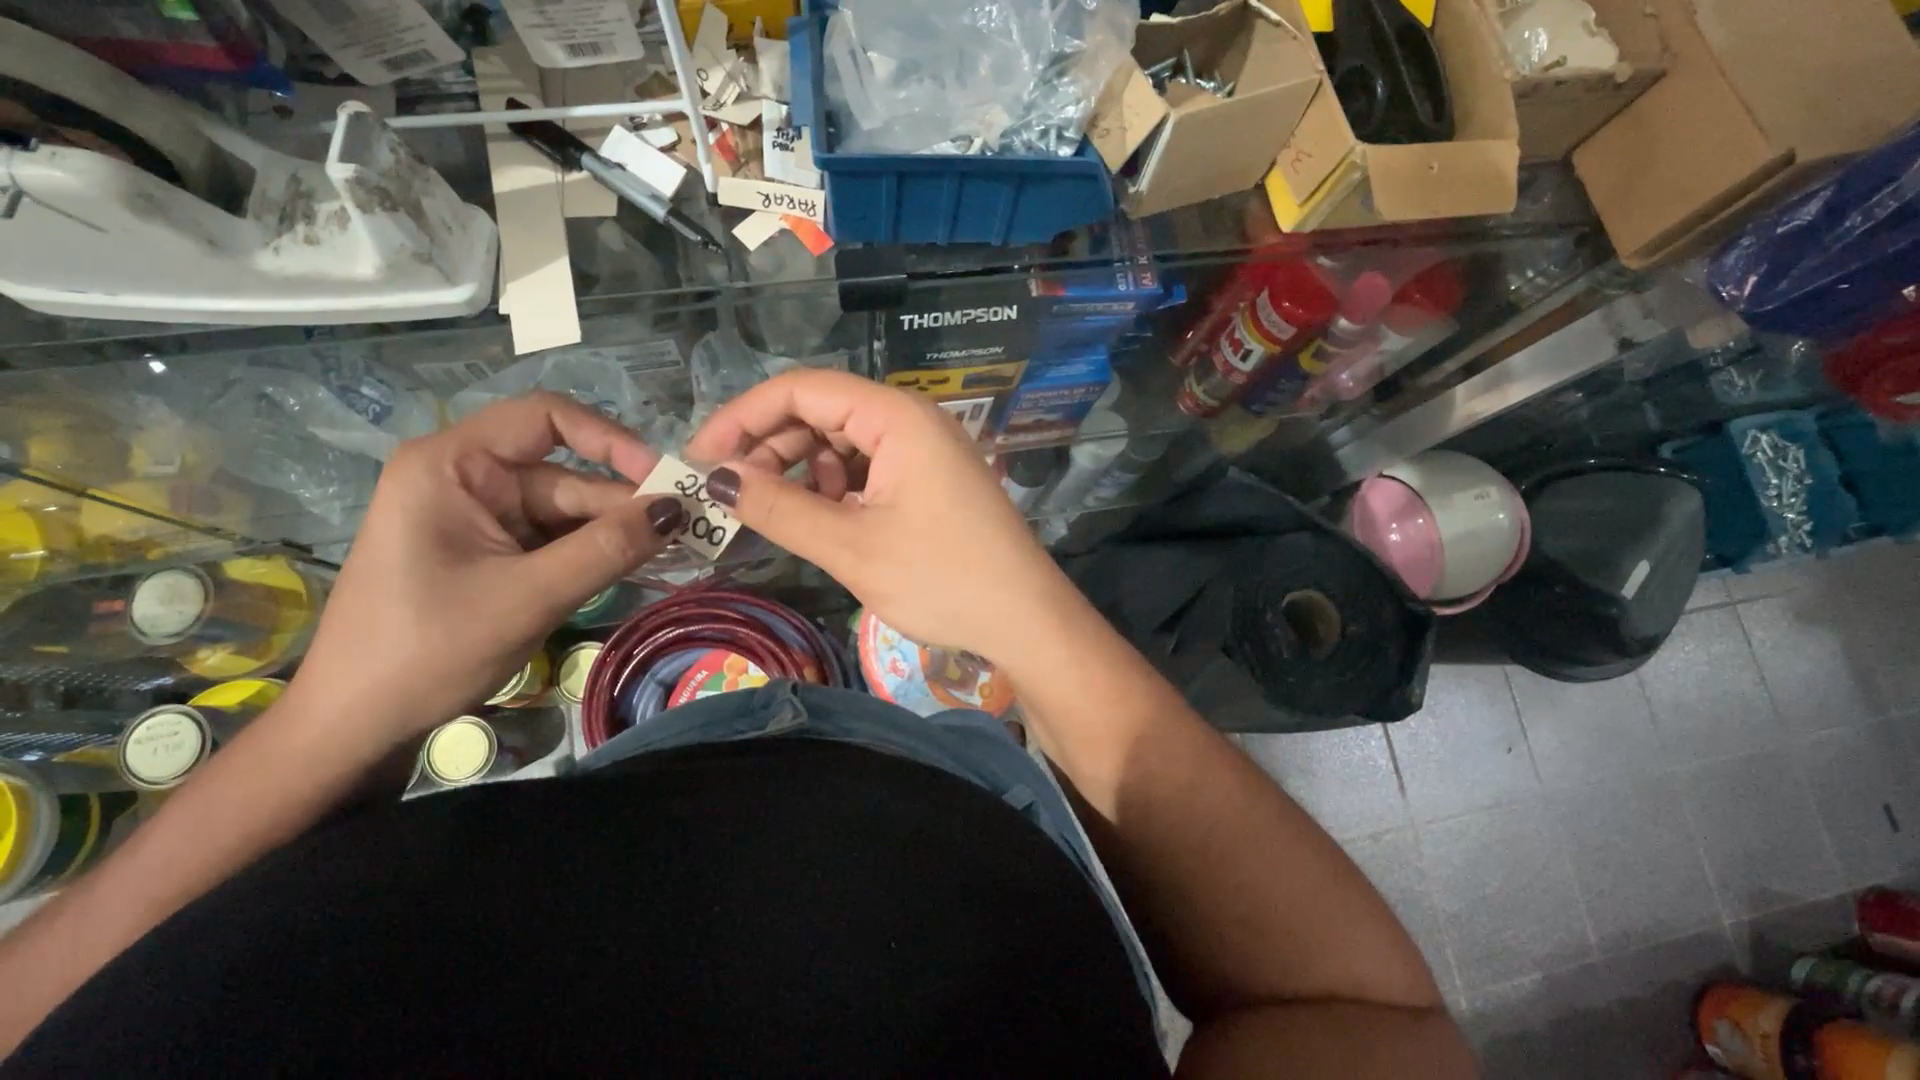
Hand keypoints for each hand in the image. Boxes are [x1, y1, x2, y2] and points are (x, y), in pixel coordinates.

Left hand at [284, 393, 688, 743]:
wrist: (355, 722)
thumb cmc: (428, 649)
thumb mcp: (528, 597)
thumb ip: (607, 549)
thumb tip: (679, 510)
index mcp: (452, 465)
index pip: (547, 418)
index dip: (611, 441)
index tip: (663, 480)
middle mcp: (464, 477)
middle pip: (564, 474)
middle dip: (622, 504)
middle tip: (686, 536)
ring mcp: (476, 517)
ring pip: (564, 511)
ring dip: (611, 534)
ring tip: (669, 556)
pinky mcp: (486, 551)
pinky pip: (550, 539)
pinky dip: (589, 554)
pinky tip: (628, 568)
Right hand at [685, 370, 1075, 663]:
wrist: (1024, 620)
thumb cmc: (941, 579)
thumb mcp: (851, 546)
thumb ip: (779, 508)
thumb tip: (716, 479)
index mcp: (897, 417)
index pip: (802, 388)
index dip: (742, 416)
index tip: (701, 458)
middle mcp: (911, 420)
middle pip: (821, 412)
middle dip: (769, 447)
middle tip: (730, 494)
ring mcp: (924, 450)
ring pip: (841, 442)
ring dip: (800, 470)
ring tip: (775, 512)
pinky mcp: (929, 480)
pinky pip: (867, 467)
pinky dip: (834, 488)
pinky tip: (821, 519)